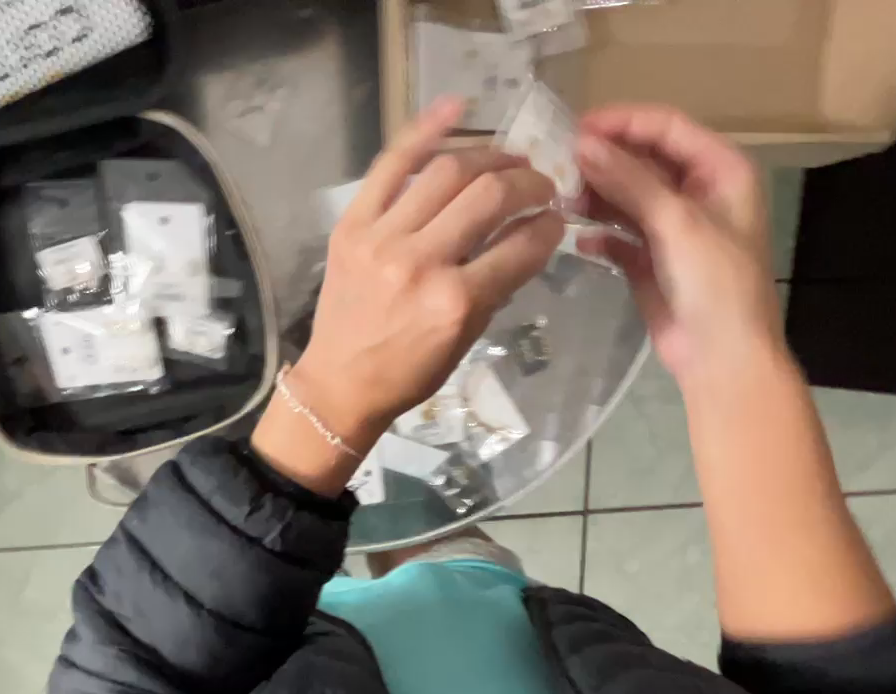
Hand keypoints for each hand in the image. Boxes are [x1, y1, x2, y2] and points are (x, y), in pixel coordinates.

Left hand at [292, 98, 563, 442]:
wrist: (340, 384)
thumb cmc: (408, 373)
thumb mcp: (464, 341)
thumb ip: (496, 288)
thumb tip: (526, 238)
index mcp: (455, 303)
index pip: (520, 245)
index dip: (548, 226)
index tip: (555, 219)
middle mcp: (421, 263)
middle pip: (488, 195)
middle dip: (527, 182)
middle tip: (539, 184)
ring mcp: (382, 239)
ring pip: (446, 171)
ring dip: (489, 156)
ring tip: (506, 161)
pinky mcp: (352, 225)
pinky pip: (390, 164)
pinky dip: (424, 129)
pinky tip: (457, 108)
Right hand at [572, 104, 783, 387]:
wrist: (722, 356)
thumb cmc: (715, 283)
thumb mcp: (677, 223)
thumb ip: (629, 181)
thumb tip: (582, 145)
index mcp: (721, 170)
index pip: (666, 129)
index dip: (623, 123)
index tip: (575, 129)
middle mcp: (697, 193)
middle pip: (644, 162)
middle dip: (604, 162)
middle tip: (558, 166)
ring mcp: (673, 230)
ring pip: (628, 200)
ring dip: (597, 198)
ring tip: (561, 200)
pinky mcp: (651, 263)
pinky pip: (620, 238)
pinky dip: (601, 236)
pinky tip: (579, 239)